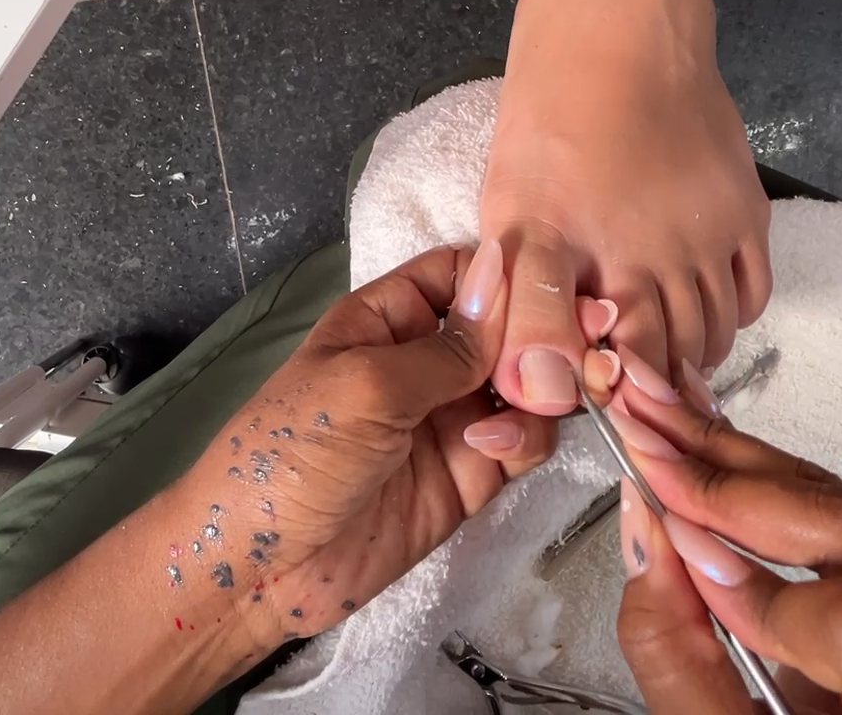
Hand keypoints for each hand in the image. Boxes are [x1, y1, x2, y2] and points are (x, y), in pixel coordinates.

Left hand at [159, 245, 556, 651]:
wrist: (265, 569)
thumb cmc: (295, 450)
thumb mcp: (365, 385)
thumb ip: (445, 345)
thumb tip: (504, 273)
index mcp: (388, 318)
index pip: (459, 272)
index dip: (505, 273)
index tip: (555, 284)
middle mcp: (425, 358)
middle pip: (503, 326)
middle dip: (538, 333)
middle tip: (576, 346)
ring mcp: (449, 415)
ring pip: (524, 382)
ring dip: (539, 386)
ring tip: (535, 398)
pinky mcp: (469, 471)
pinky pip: (522, 439)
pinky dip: (525, 435)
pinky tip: (492, 444)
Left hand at [485, 0, 771, 414]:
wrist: (617, 31)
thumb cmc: (548, 118)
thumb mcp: (513, 208)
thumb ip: (525, 298)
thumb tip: (535, 384)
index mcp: (608, 267)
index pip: (627, 372)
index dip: (613, 399)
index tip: (594, 402)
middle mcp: (675, 263)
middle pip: (677, 359)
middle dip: (648, 383)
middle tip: (622, 389)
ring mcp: (718, 236)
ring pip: (716, 331)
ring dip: (686, 353)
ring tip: (655, 358)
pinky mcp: (748, 207)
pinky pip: (754, 291)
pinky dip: (730, 316)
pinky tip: (698, 311)